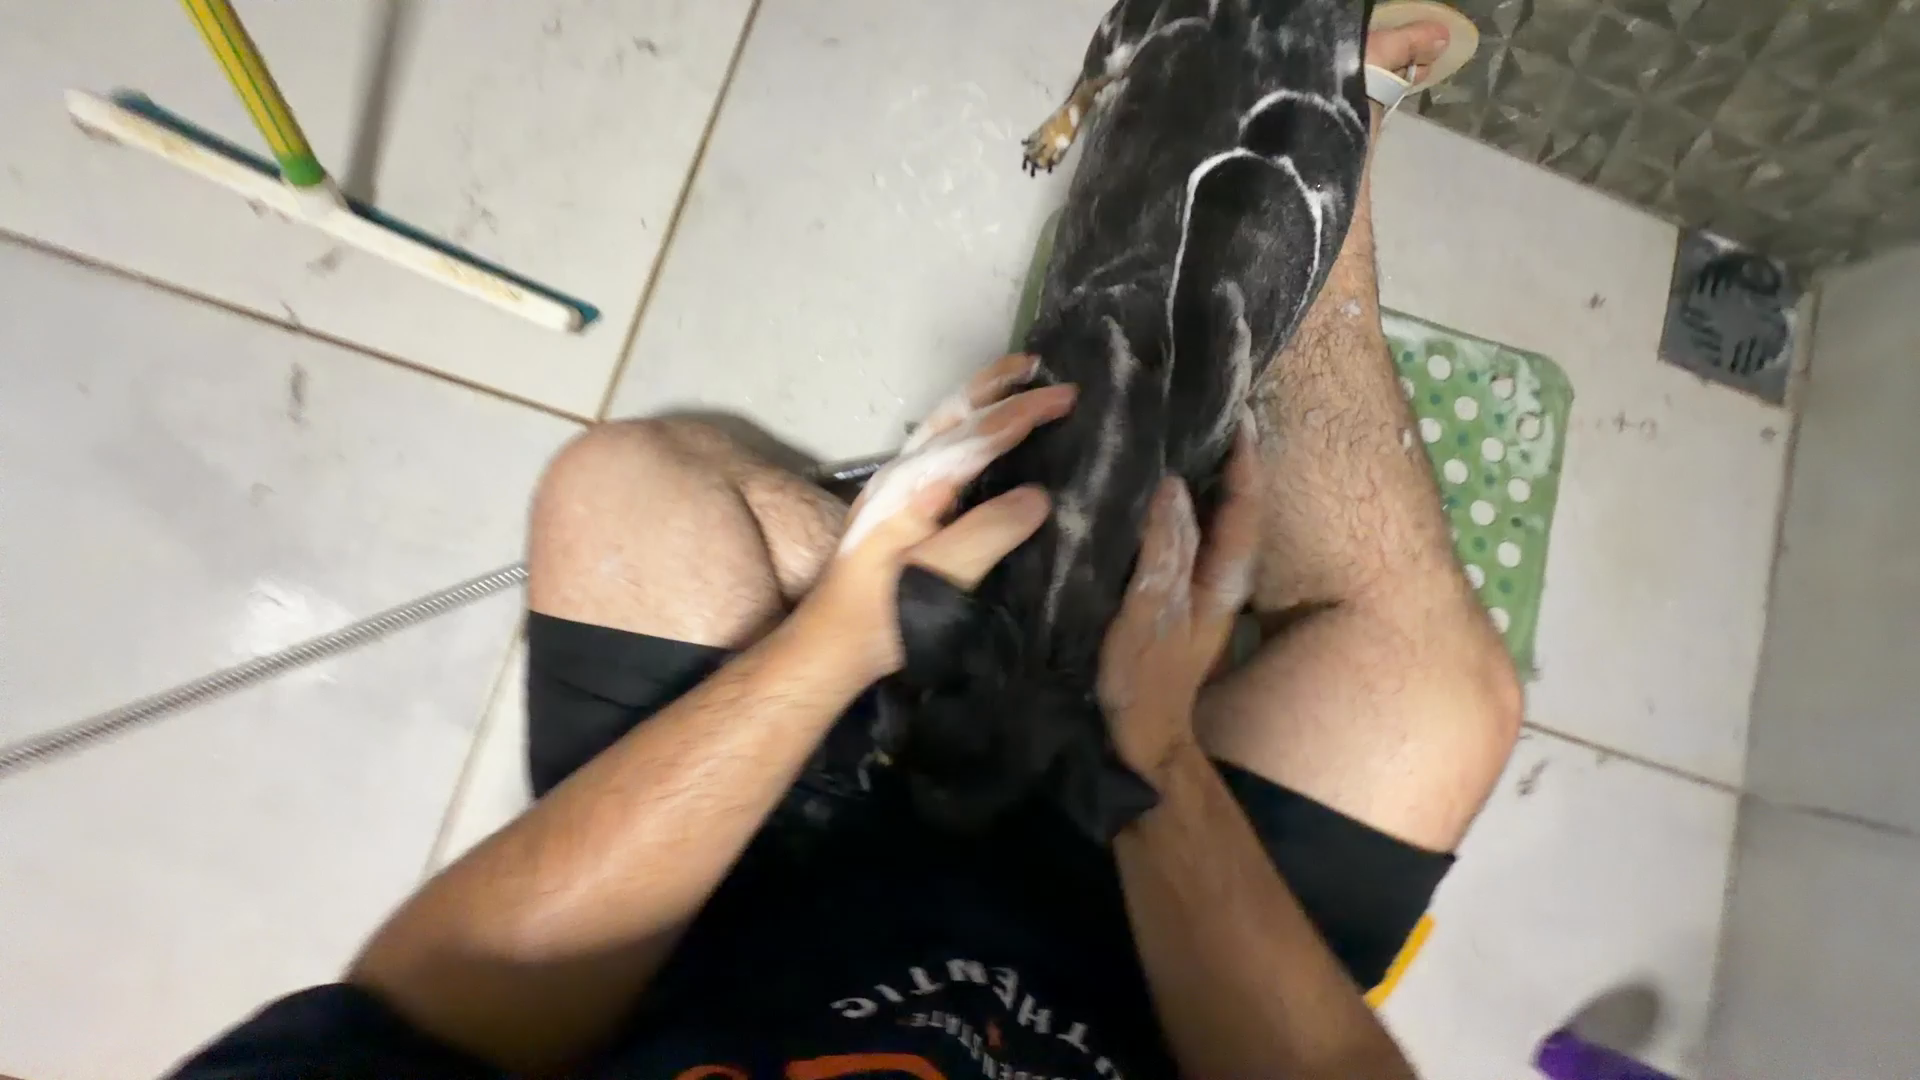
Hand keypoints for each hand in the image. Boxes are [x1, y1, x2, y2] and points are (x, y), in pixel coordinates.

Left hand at [798, 353, 1074, 680]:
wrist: (833, 639)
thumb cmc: (886, 611)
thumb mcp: (942, 576)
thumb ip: (989, 531)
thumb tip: (1038, 496)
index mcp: (916, 483)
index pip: (980, 434)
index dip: (1025, 411)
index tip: (1068, 396)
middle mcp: (903, 471)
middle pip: (953, 411)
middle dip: (996, 384)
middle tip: (1037, 364)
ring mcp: (895, 484)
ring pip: (941, 423)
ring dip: (979, 398)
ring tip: (1013, 383)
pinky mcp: (896, 502)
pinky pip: (938, 444)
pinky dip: (967, 425)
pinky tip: (980, 438)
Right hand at [1098, 423, 1260, 775]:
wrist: (1142, 738)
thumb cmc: (1145, 679)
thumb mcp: (1150, 614)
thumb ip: (1163, 553)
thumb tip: (1174, 488)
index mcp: (1221, 578)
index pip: (1242, 507)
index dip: (1244, 462)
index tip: (1239, 413)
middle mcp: (1215, 577)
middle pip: (1229, 510)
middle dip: (1224, 463)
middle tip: (1201, 417)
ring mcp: (1193, 589)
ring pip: (1203, 524)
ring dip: (1197, 484)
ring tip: (1171, 443)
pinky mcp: (1169, 598)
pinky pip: (1175, 541)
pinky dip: (1167, 513)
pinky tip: (1143, 499)